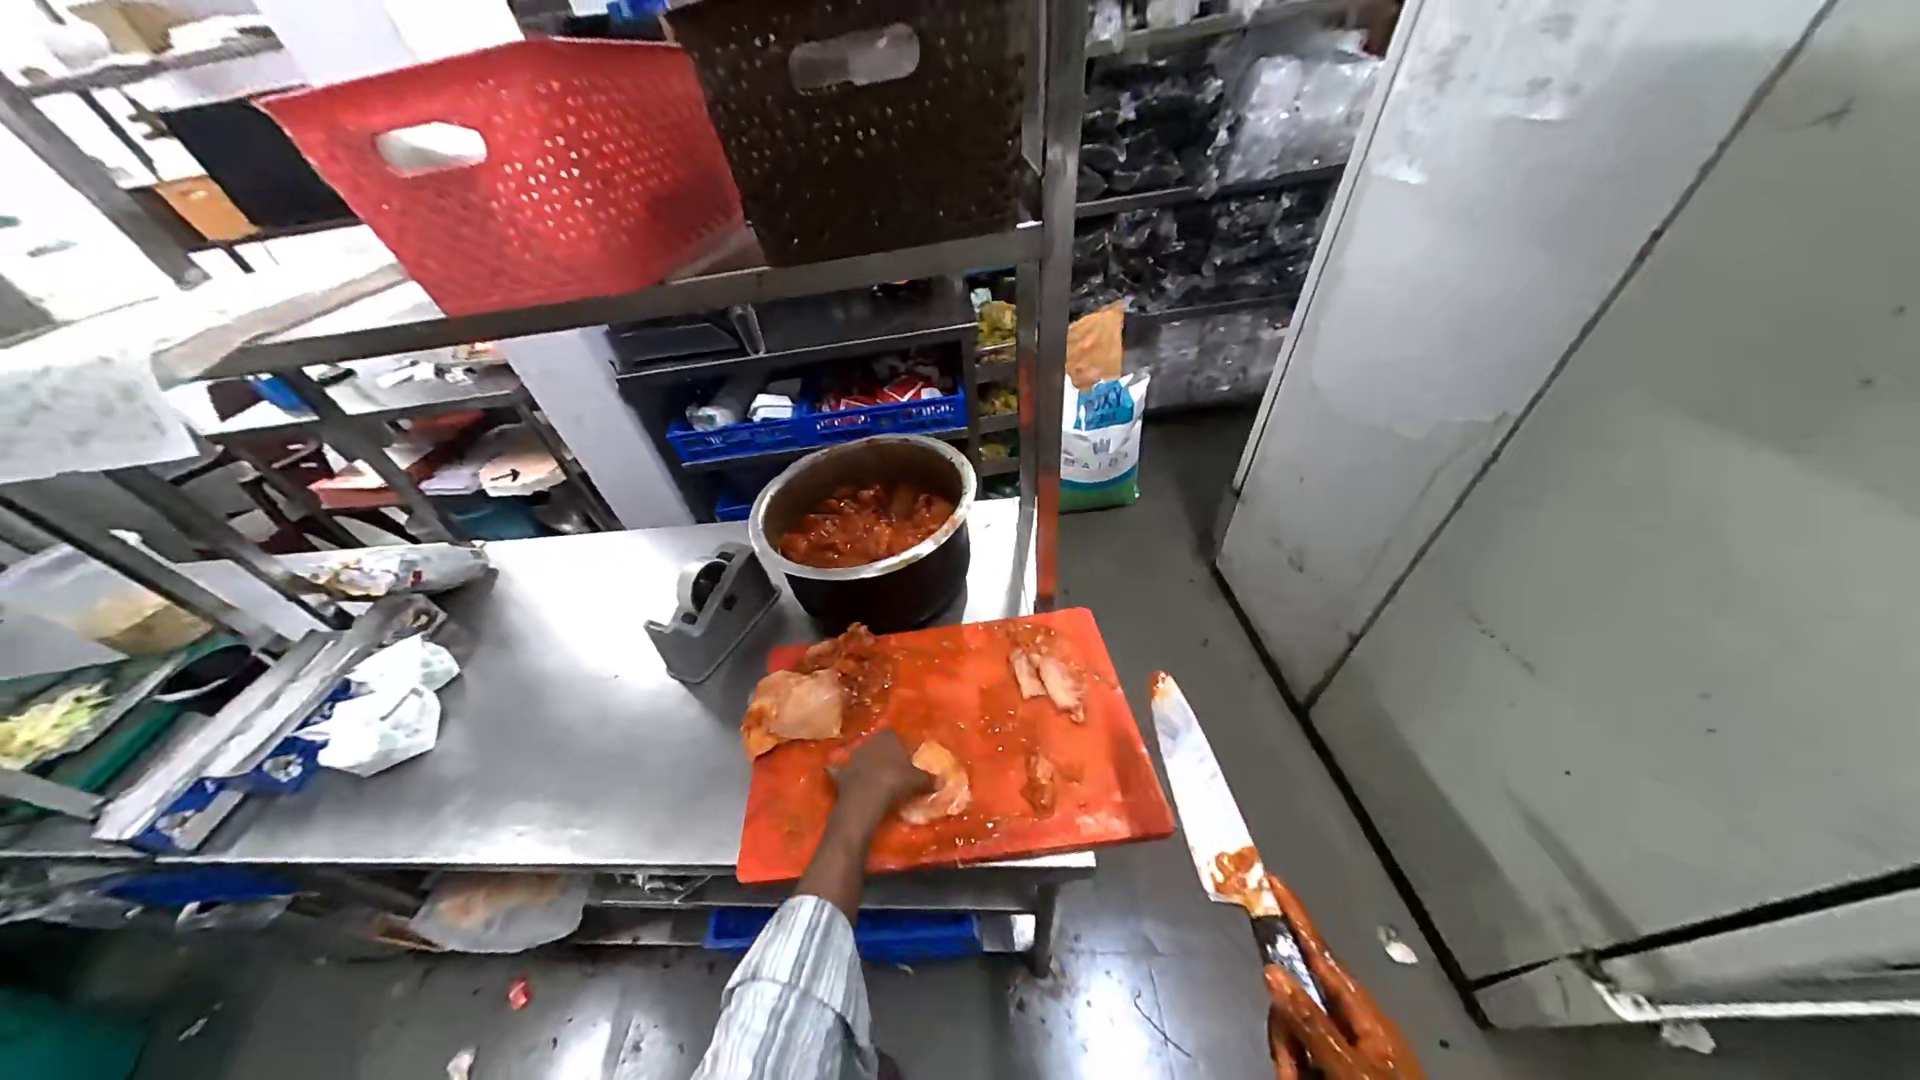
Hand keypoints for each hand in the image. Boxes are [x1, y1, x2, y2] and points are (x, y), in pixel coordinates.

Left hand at [827, 729, 933, 828]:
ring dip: (862, 762)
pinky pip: (840, 772)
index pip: (892, 732)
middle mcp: (868, 741)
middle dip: (880, 751)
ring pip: (858, 755)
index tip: (902, 752)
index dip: (897, 742)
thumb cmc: (896, 782)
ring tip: (871, 775)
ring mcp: (852, 757)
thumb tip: (943, 780)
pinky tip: (844, 781)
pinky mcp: (840, 773)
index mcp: (888, 737)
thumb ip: (929, 779)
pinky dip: (842, 776)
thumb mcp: (918, 781)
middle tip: (890, 765)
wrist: (866, 798)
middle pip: (875, 743)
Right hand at [1264, 874, 1426, 1079]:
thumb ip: (1311, 1021)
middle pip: (1297, 996)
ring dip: (1289, 1058)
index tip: (1271, 881)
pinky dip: (1295, 1071)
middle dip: (1284, 1031)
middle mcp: (1353, 1021)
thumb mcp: (1351, 1069)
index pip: (1320, 952)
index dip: (1295, 915)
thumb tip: (1270, 970)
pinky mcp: (1337, 1066)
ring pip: (1293, 1027)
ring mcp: (1346, 1046)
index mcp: (1365, 1012)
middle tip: (1289, 1069)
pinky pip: (1300, 1052)